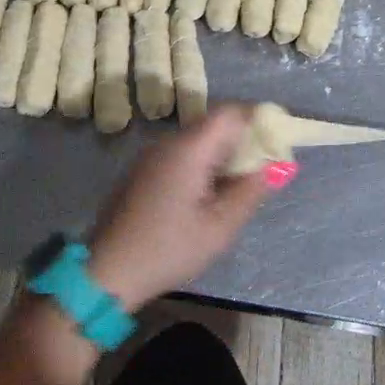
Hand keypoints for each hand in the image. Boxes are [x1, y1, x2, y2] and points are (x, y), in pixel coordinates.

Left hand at [87, 105, 272, 307]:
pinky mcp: (142, 171)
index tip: (278, 141)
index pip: (230, 113)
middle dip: (243, 140)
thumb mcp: (219, 228)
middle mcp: (169, 142)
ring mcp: (151, 156)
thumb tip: (275, 165)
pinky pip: (181, 155)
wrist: (107, 272)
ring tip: (238, 188)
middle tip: (263, 170)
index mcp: (189, 149)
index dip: (257, 120)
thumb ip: (250, 191)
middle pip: (214, 124)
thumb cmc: (168, 249)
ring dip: (222, 155)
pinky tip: (207, 197)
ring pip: (197, 141)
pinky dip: (202, 165)